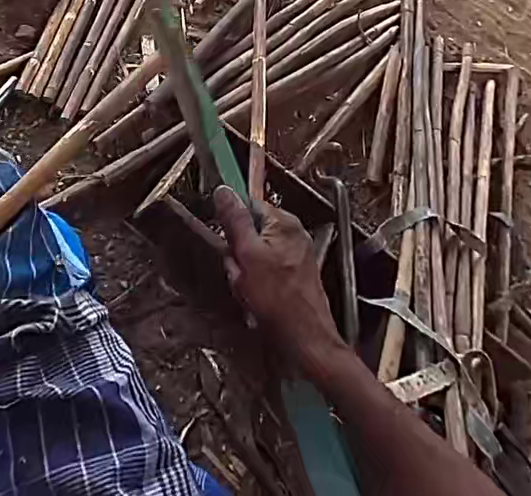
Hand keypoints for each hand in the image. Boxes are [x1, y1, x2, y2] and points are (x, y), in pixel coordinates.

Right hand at [212, 186, 341, 360]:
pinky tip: (257, 297)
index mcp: (284, 222)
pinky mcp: (296, 274)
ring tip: (248, 287)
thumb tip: (224, 190)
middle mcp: (294, 233)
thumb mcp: (247, 254)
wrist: (306, 341)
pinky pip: (266, 268)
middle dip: (239, 250)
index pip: (247, 205)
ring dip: (246, 268)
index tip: (228, 240)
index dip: (233, 223)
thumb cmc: (277, 299)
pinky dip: (257, 281)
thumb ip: (235, 220)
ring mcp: (297, 254)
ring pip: (256, 252)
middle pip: (251, 230)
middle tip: (240, 269)